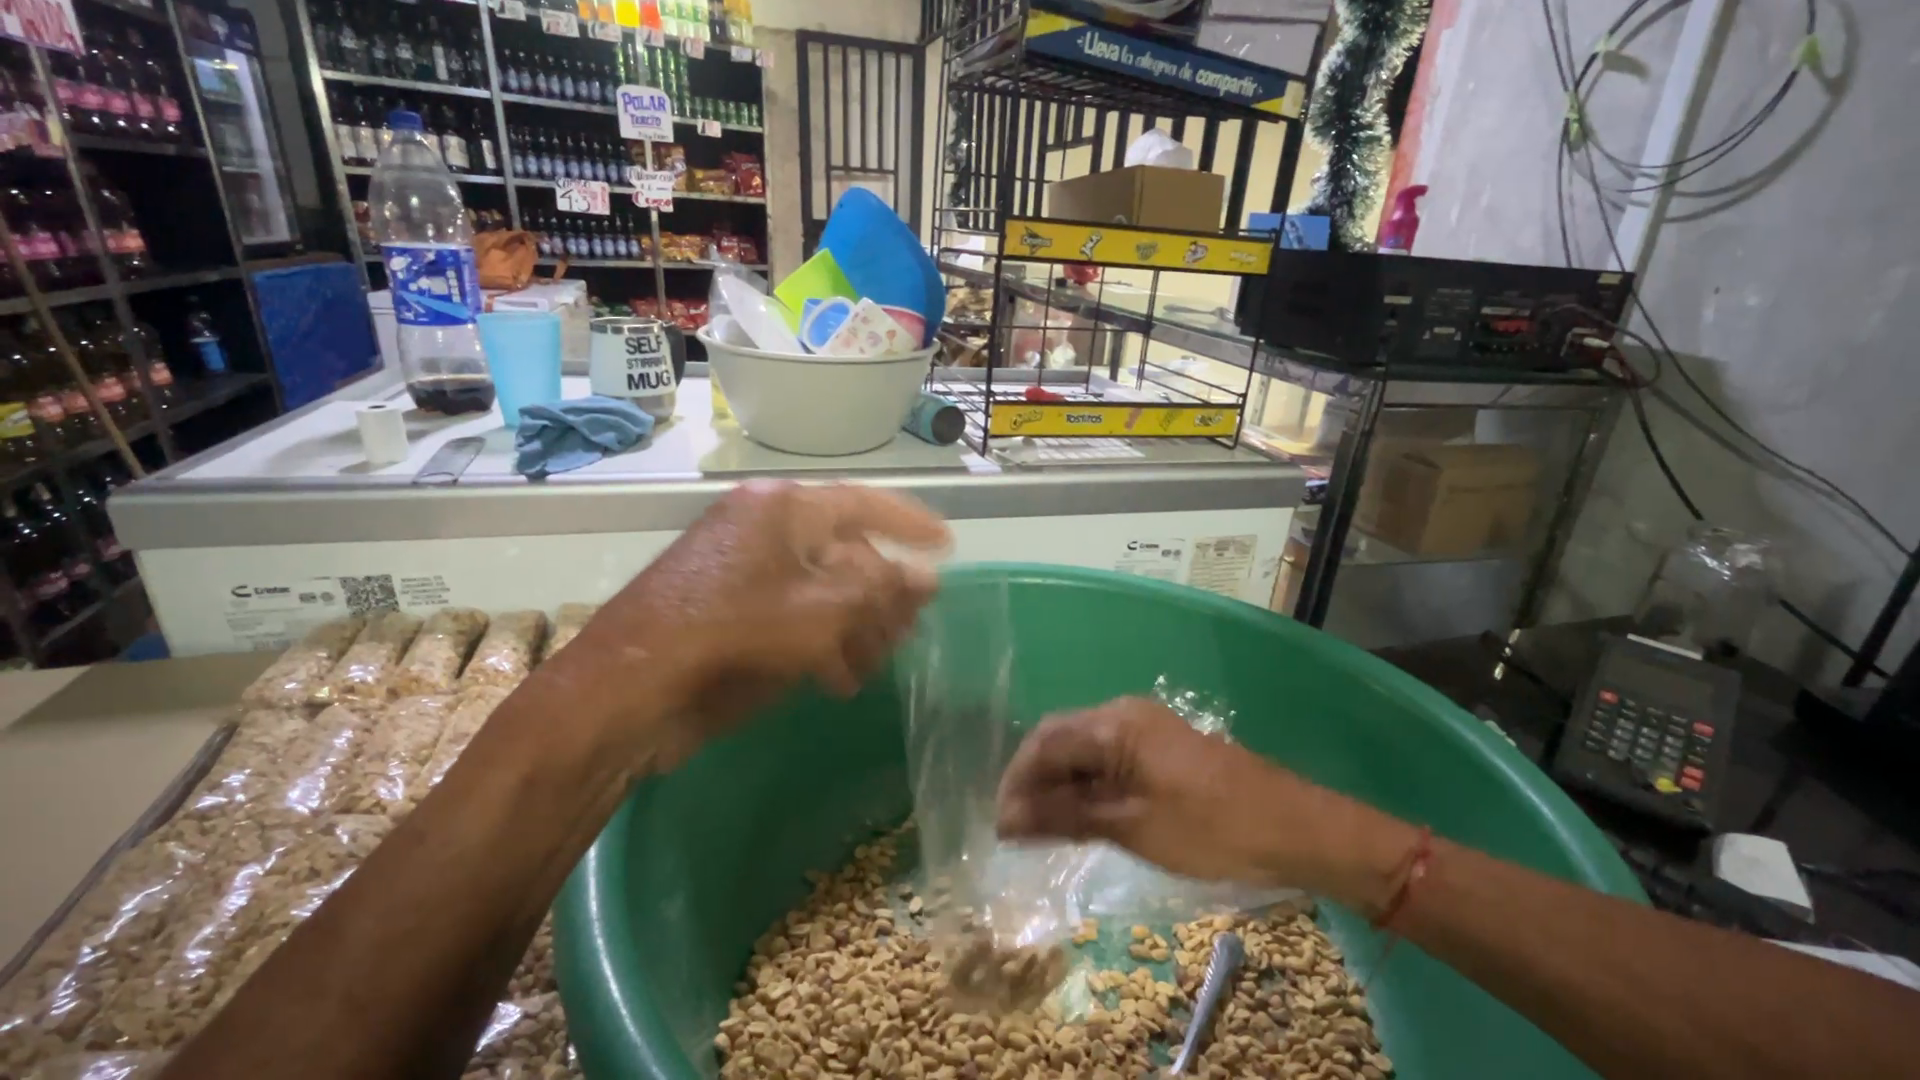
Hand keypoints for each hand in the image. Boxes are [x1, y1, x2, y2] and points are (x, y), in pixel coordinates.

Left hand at [549, 480, 948, 767]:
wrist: (631, 690)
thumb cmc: (735, 635)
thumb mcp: (823, 610)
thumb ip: (883, 587)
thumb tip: (928, 576)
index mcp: (783, 508)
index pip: (864, 503)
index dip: (911, 524)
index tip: (948, 546)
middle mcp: (762, 528)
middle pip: (845, 551)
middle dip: (882, 596)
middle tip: (910, 632)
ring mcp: (742, 570)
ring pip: (821, 590)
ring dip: (856, 627)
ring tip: (874, 666)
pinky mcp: (729, 612)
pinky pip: (794, 617)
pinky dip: (822, 643)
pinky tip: (837, 680)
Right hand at [996, 697, 1416, 905]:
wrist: (1296, 830)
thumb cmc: (1210, 829)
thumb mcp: (1131, 826)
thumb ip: (1065, 816)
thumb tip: (1006, 819)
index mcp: (1114, 723)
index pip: (1044, 742)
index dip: (1015, 783)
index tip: (999, 827)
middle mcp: (1124, 714)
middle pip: (1060, 741)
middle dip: (1033, 784)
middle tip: (1016, 833)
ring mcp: (1146, 730)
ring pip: (1083, 753)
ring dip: (1059, 789)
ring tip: (1041, 833)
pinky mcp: (1162, 750)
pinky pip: (1108, 762)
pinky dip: (1087, 790)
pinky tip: (1080, 821)